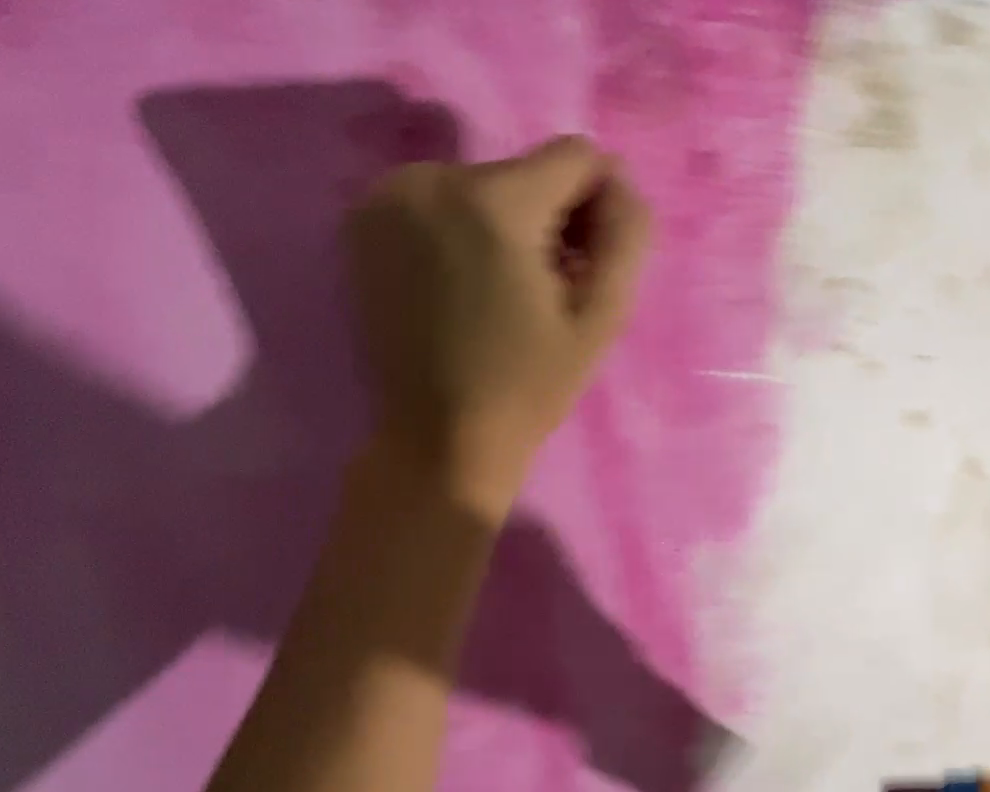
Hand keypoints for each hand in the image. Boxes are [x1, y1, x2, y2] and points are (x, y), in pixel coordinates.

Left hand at [345, 135, 651, 517]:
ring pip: (485, 185)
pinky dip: (466, 232)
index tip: (588, 265)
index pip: (576, 156)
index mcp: (494, 201)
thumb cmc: (531, 384)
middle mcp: (431, 178)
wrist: (440, 437)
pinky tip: (467, 288)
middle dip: (553, 219)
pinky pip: (442, 202)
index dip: (599, 207)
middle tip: (550, 290)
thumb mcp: (603, 317)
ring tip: (508, 294)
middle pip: (527, 171)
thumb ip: (626, 235)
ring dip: (511, 226)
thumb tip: (619, 183)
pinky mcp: (363, 221)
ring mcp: (387, 196)